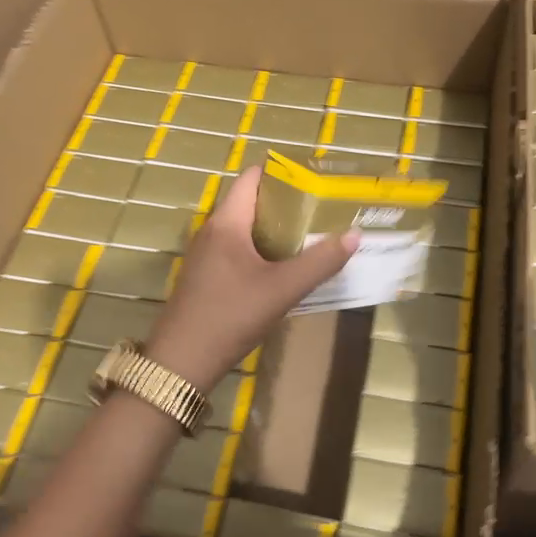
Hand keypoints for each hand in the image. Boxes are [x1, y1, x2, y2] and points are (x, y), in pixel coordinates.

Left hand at [146, 166, 358, 388]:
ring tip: (312, 237)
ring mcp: (206, 256)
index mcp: (226, 222)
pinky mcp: (206, 278)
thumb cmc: (230, 316)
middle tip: (323, 211)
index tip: (316, 180)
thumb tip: (354, 234)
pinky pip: (238, 251)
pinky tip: (285, 269)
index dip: (283, 173)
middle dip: (287, 204)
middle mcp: (212, 231)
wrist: (181, 363)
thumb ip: (320, 262)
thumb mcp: (282, 289)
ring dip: (276, 231)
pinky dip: (263, 252)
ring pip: (246, 230)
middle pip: (252, 202)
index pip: (252, 177)